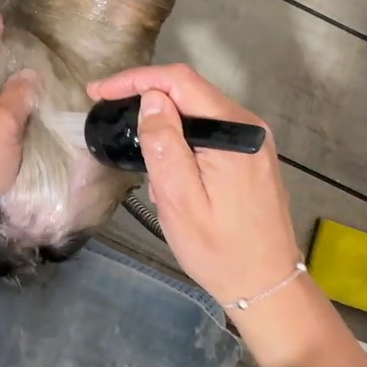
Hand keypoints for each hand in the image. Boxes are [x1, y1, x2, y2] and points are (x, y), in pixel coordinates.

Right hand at [86, 65, 300, 305]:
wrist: (267, 287)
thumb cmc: (218, 249)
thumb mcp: (179, 199)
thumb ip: (164, 144)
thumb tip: (151, 99)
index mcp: (234, 132)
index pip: (179, 81)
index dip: (135, 79)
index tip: (98, 92)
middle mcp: (249, 126)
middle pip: (189, 90)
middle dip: (145, 95)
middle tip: (107, 111)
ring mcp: (253, 141)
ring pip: (197, 109)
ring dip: (163, 119)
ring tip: (135, 146)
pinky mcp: (251, 155)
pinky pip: (208, 128)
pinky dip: (181, 134)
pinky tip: (165, 161)